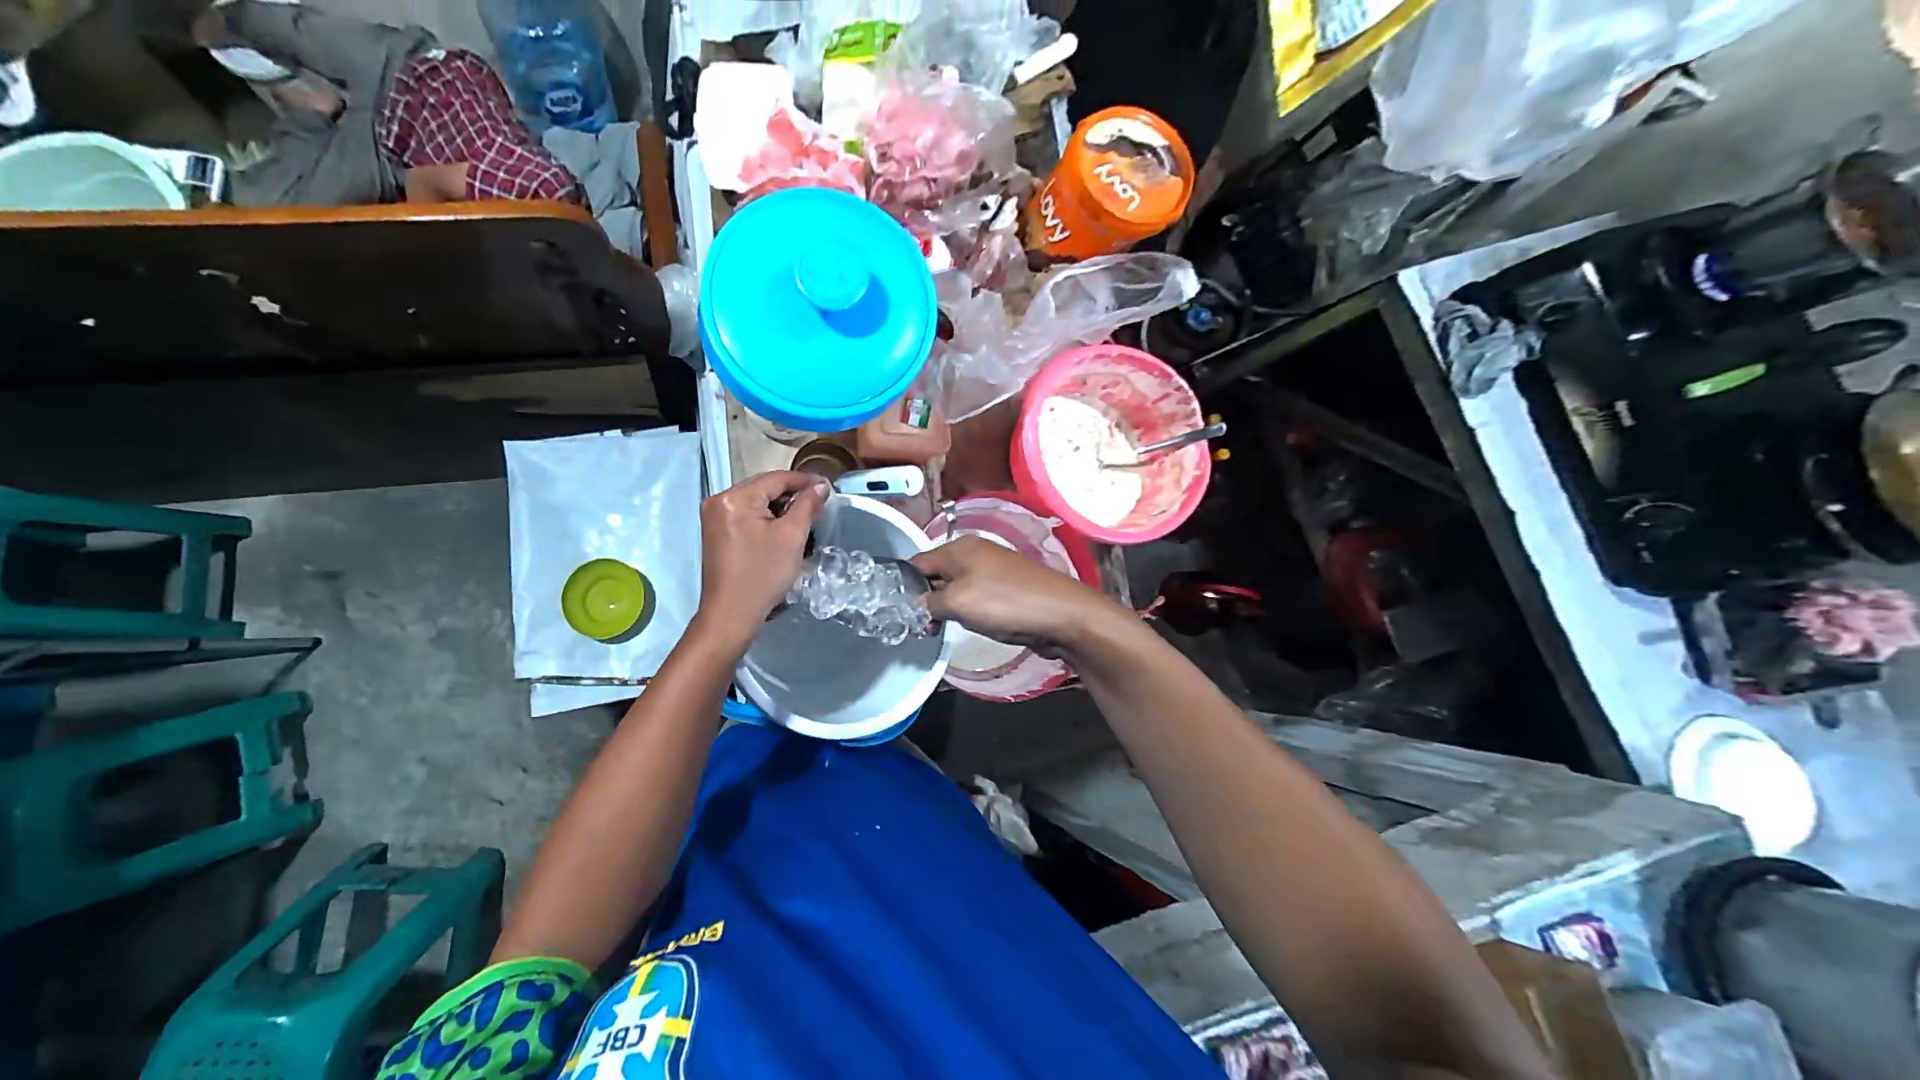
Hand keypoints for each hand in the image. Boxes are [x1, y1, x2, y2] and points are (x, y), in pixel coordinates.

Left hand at [694, 471, 828, 646]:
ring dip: (779, 506)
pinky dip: (765, 516)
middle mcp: (719, 499)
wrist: (731, 614)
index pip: (776, 478)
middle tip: (819, 503)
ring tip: (804, 516)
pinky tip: (782, 528)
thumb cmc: (763, 575)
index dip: (804, 480)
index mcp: (735, 498)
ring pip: (755, 500)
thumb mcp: (792, 537)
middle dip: (792, 493)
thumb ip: (807, 505)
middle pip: (763, 486)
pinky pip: (746, 513)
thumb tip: (820, 485)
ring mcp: (714, 515)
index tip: (828, 487)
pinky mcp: (715, 530)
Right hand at [912, 536, 1124, 652]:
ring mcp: (993, 570)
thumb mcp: (957, 603)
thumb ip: (928, 602)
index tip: (893, 609)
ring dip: (944, 607)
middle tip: (914, 624)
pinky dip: (965, 611)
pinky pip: (975, 597)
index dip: (903, 584)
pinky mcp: (1006, 589)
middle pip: (936, 573)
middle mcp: (974, 552)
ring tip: (934, 629)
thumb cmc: (1005, 604)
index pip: (918, 562)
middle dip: (924, 597)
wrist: (1062, 615)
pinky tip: (964, 626)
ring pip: (955, 587)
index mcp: (959, 547)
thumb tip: (914, 604)